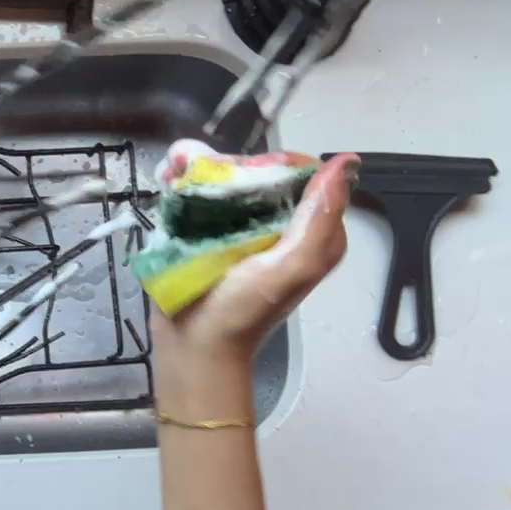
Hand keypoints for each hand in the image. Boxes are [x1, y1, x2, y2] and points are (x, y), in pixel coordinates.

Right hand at [150, 153, 357, 398]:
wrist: (194, 348)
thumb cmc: (242, 313)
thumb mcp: (292, 267)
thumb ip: (319, 217)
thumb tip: (344, 163)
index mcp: (310, 230)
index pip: (296, 172)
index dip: (266, 161)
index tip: (233, 170)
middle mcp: (277, 225)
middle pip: (256, 172)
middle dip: (223, 162)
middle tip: (188, 166)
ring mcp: (239, 230)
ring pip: (224, 181)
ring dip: (196, 168)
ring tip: (171, 170)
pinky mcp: (206, 237)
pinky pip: (199, 200)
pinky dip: (182, 186)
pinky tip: (166, 181)